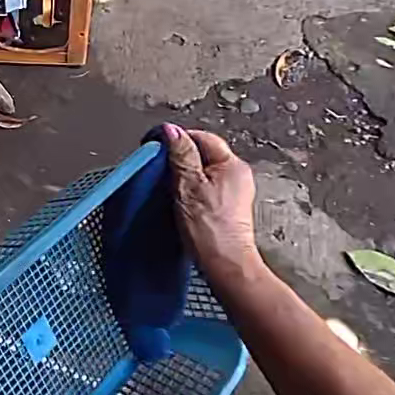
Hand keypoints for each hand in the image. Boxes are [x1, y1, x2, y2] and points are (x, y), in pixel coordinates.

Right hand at [163, 124, 258, 280]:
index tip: (157, 147)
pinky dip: (190, 189)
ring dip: (183, 174)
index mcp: (232, 165)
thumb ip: (180, 155)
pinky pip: (204, 186)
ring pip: (202, 170)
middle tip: (161, 169)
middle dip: (180, 158)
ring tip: (169, 187)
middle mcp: (237, 175)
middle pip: (202, 153)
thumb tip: (171, 131)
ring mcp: (233, 191)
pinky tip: (179, 199)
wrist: (224, 263)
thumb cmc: (209, 229)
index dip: (177, 140)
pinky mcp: (226, 206)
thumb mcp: (187, 185)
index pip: (201, 137)